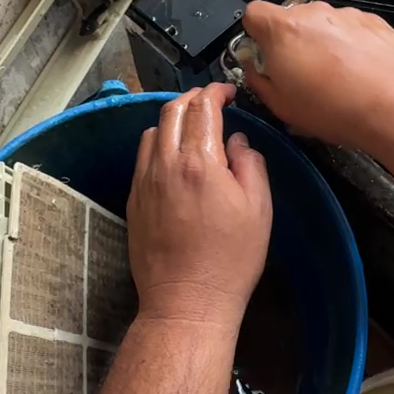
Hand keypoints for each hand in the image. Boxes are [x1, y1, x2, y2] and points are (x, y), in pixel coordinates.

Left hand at [126, 82, 271, 329]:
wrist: (186, 302)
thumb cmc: (230, 259)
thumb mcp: (259, 209)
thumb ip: (251, 164)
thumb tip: (237, 140)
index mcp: (199, 162)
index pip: (203, 107)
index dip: (216, 91)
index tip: (228, 92)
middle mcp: (165, 165)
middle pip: (172, 110)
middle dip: (193, 97)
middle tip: (212, 100)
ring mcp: (144, 182)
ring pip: (152, 130)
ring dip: (173, 119)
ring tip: (193, 127)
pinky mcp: (134, 200)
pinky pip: (143, 157)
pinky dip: (159, 143)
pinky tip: (174, 157)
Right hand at [240, 0, 393, 149]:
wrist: (392, 106)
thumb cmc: (336, 108)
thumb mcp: (281, 106)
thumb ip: (258, 79)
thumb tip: (254, 68)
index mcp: (283, 30)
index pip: (253, 12)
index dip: (255, 32)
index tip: (263, 52)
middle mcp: (313, 13)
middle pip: (290, 19)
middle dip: (291, 42)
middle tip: (301, 75)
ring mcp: (344, 14)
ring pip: (322, 24)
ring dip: (322, 44)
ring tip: (335, 78)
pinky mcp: (371, 20)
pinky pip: (349, 28)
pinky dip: (349, 44)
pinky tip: (357, 72)